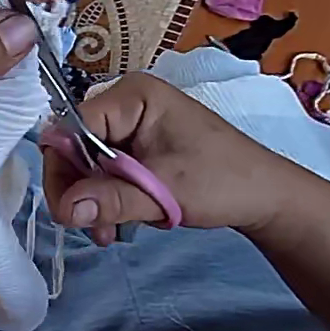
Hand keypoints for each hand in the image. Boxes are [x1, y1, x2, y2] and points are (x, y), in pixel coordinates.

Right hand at [41, 73, 302, 245]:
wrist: (266, 196)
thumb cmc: (223, 181)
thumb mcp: (164, 192)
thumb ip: (111, 199)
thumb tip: (63, 210)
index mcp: (133, 96)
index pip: (71, 127)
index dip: (64, 169)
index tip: (69, 211)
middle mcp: (125, 103)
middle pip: (73, 145)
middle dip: (77, 189)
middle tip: (89, 227)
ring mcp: (131, 125)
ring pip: (85, 163)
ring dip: (89, 200)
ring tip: (106, 233)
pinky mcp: (136, 147)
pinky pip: (103, 171)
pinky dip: (104, 198)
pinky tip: (114, 223)